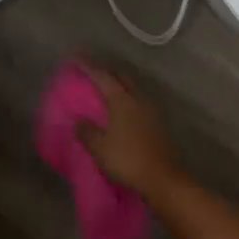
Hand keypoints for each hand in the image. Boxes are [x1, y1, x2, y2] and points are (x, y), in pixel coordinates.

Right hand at [77, 69, 179, 195]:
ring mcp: (150, 111)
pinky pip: (138, 103)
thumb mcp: (99, 148)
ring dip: (119, 86)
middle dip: (107, 73)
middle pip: (121, 78)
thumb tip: (79, 121)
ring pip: (132, 90)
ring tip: (106, 92)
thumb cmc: (127, 159)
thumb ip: (86, 132)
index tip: (76, 60)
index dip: (88, 68)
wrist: (162, 179)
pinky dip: (127, 100)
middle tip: (92, 75)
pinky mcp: (157, 124)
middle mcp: (137, 99)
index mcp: (121, 100)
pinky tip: (122, 112)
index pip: (102, 77)